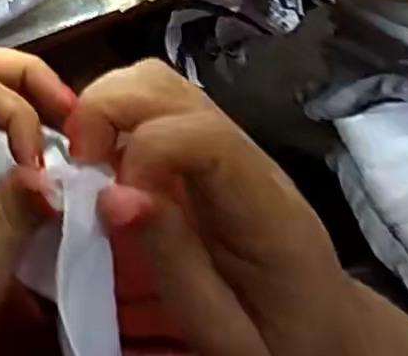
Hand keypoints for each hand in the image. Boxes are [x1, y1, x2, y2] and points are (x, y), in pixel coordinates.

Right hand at [67, 60, 367, 355]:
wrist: (328, 335)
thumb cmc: (282, 343)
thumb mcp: (233, 341)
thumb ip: (178, 271)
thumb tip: (113, 197)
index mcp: (267, 208)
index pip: (204, 134)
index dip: (145, 148)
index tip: (110, 197)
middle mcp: (244, 154)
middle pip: (166, 85)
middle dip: (105, 107)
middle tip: (79, 164)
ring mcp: (221, 138)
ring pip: (152, 79)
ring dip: (104, 105)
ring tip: (87, 160)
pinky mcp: (197, 138)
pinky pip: (146, 97)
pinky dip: (110, 112)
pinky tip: (103, 157)